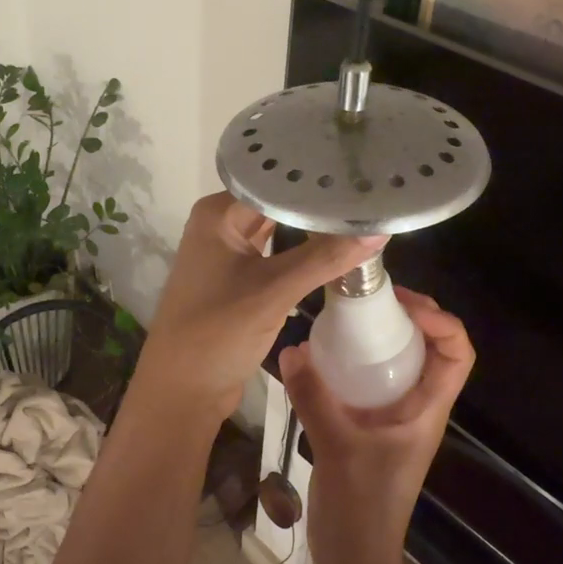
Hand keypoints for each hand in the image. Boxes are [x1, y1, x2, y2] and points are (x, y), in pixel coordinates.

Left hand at [135, 192, 385, 420]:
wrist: (182, 393)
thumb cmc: (216, 334)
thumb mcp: (273, 292)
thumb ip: (325, 258)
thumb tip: (380, 229)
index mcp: (218, 213)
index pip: (275, 180)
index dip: (316, 176)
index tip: (361, 170)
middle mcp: (221, 224)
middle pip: (279, 202)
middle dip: (320, 201)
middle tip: (371, 190)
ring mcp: (230, 253)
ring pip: (281, 228)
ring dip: (315, 228)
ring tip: (365, 212)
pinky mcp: (240, 279)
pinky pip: (279, 254)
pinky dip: (305, 252)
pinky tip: (340, 247)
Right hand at [278, 287, 474, 563]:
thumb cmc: (362, 509)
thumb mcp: (337, 447)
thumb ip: (314, 397)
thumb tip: (292, 348)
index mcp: (427, 410)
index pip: (458, 354)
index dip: (442, 321)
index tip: (402, 303)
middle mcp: (416, 408)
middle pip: (430, 350)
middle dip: (408, 317)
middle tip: (369, 297)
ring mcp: (393, 419)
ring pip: (398, 364)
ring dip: (380, 336)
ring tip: (345, 315)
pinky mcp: (367, 429)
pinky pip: (369, 382)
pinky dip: (353, 361)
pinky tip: (320, 356)